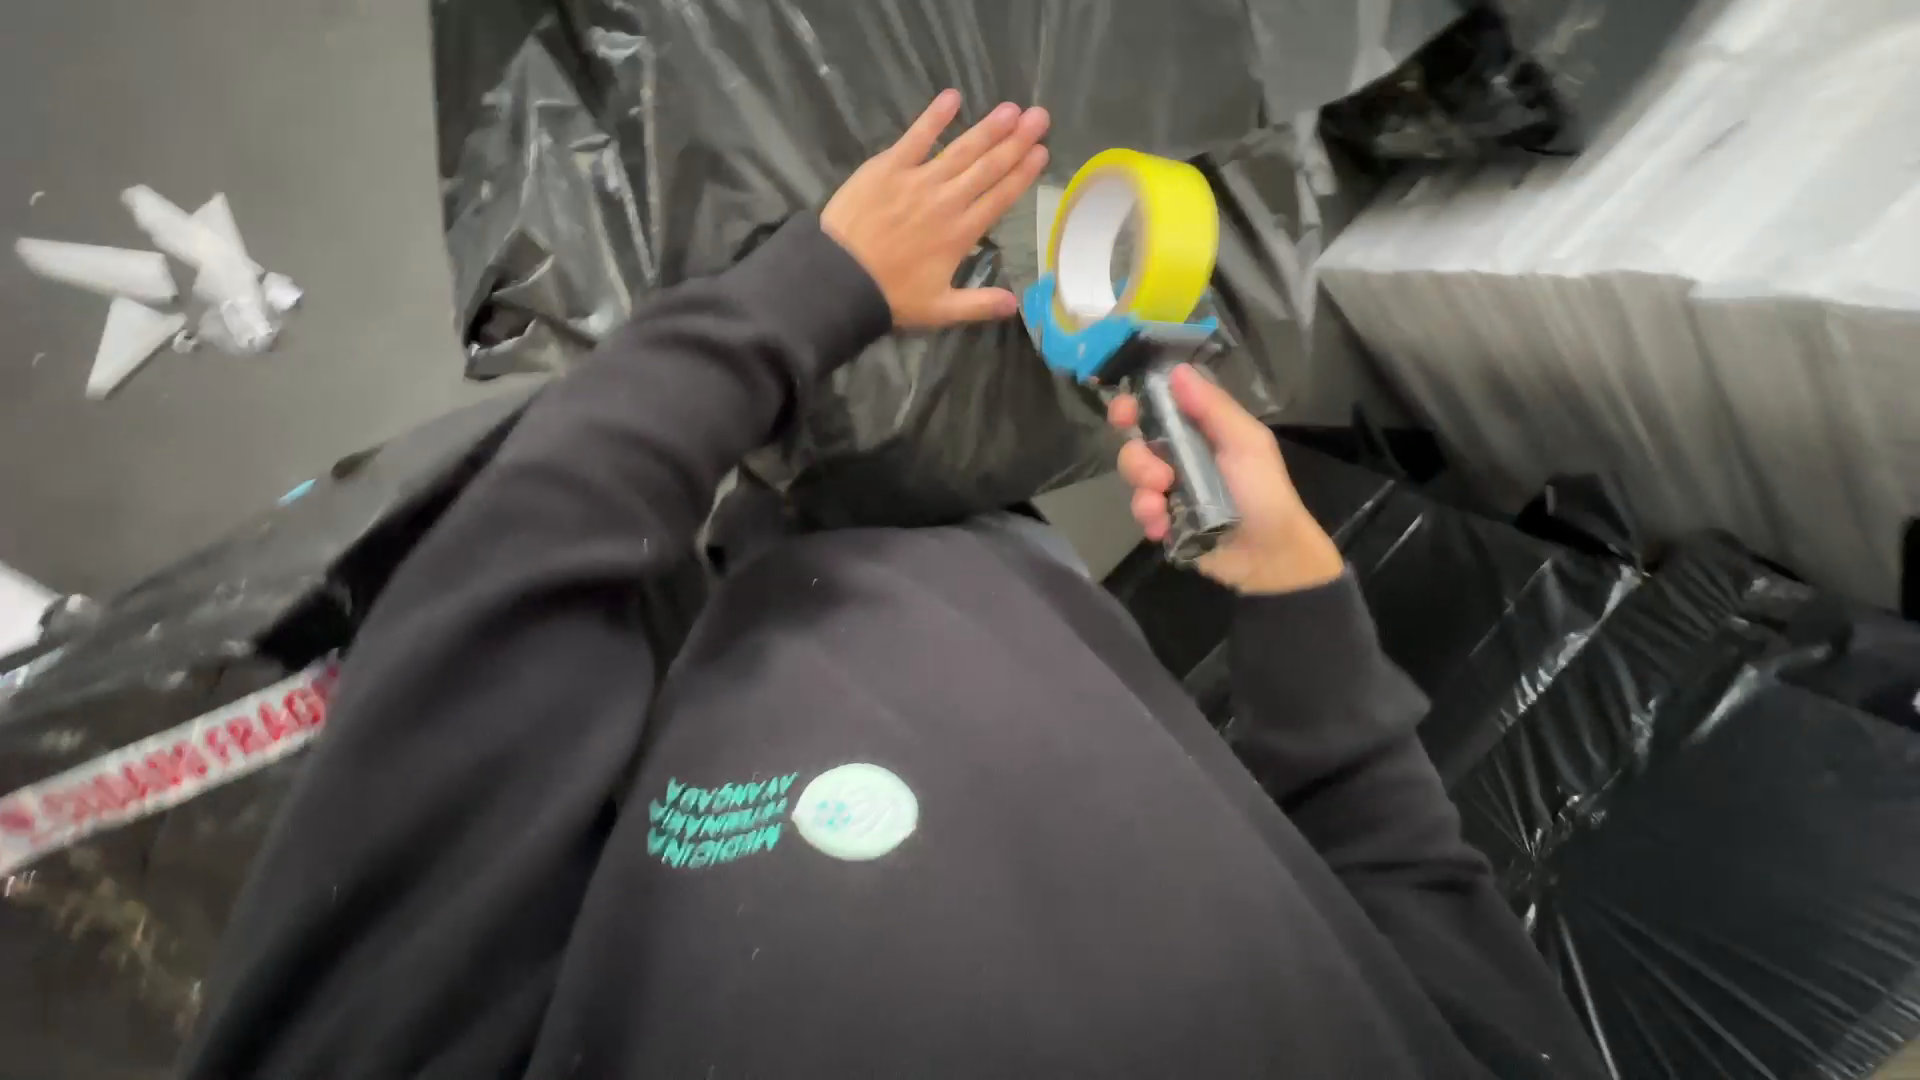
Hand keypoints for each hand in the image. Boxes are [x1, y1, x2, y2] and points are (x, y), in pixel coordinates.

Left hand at [822, 90, 1049, 328]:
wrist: (842, 279)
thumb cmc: (892, 297)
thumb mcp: (940, 310)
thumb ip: (979, 305)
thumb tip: (1014, 304)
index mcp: (961, 234)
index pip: (1000, 197)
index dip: (1023, 174)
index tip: (1042, 153)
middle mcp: (947, 201)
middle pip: (988, 167)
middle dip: (1016, 141)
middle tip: (1039, 118)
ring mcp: (918, 181)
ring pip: (961, 149)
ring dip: (988, 128)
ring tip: (1012, 109)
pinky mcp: (888, 167)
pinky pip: (916, 137)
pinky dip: (934, 117)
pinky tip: (953, 97)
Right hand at [1109, 365, 1343, 594]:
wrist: (1269, 554)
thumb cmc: (1264, 492)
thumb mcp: (1245, 442)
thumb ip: (1212, 407)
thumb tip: (1176, 370)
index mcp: (1199, 431)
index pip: (1155, 410)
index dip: (1132, 407)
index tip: (1123, 414)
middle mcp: (1179, 457)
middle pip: (1134, 446)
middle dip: (1137, 460)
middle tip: (1159, 477)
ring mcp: (1169, 490)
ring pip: (1133, 480)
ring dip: (1143, 492)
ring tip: (1163, 507)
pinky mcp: (1164, 521)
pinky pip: (1140, 513)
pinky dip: (1149, 519)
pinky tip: (1164, 527)